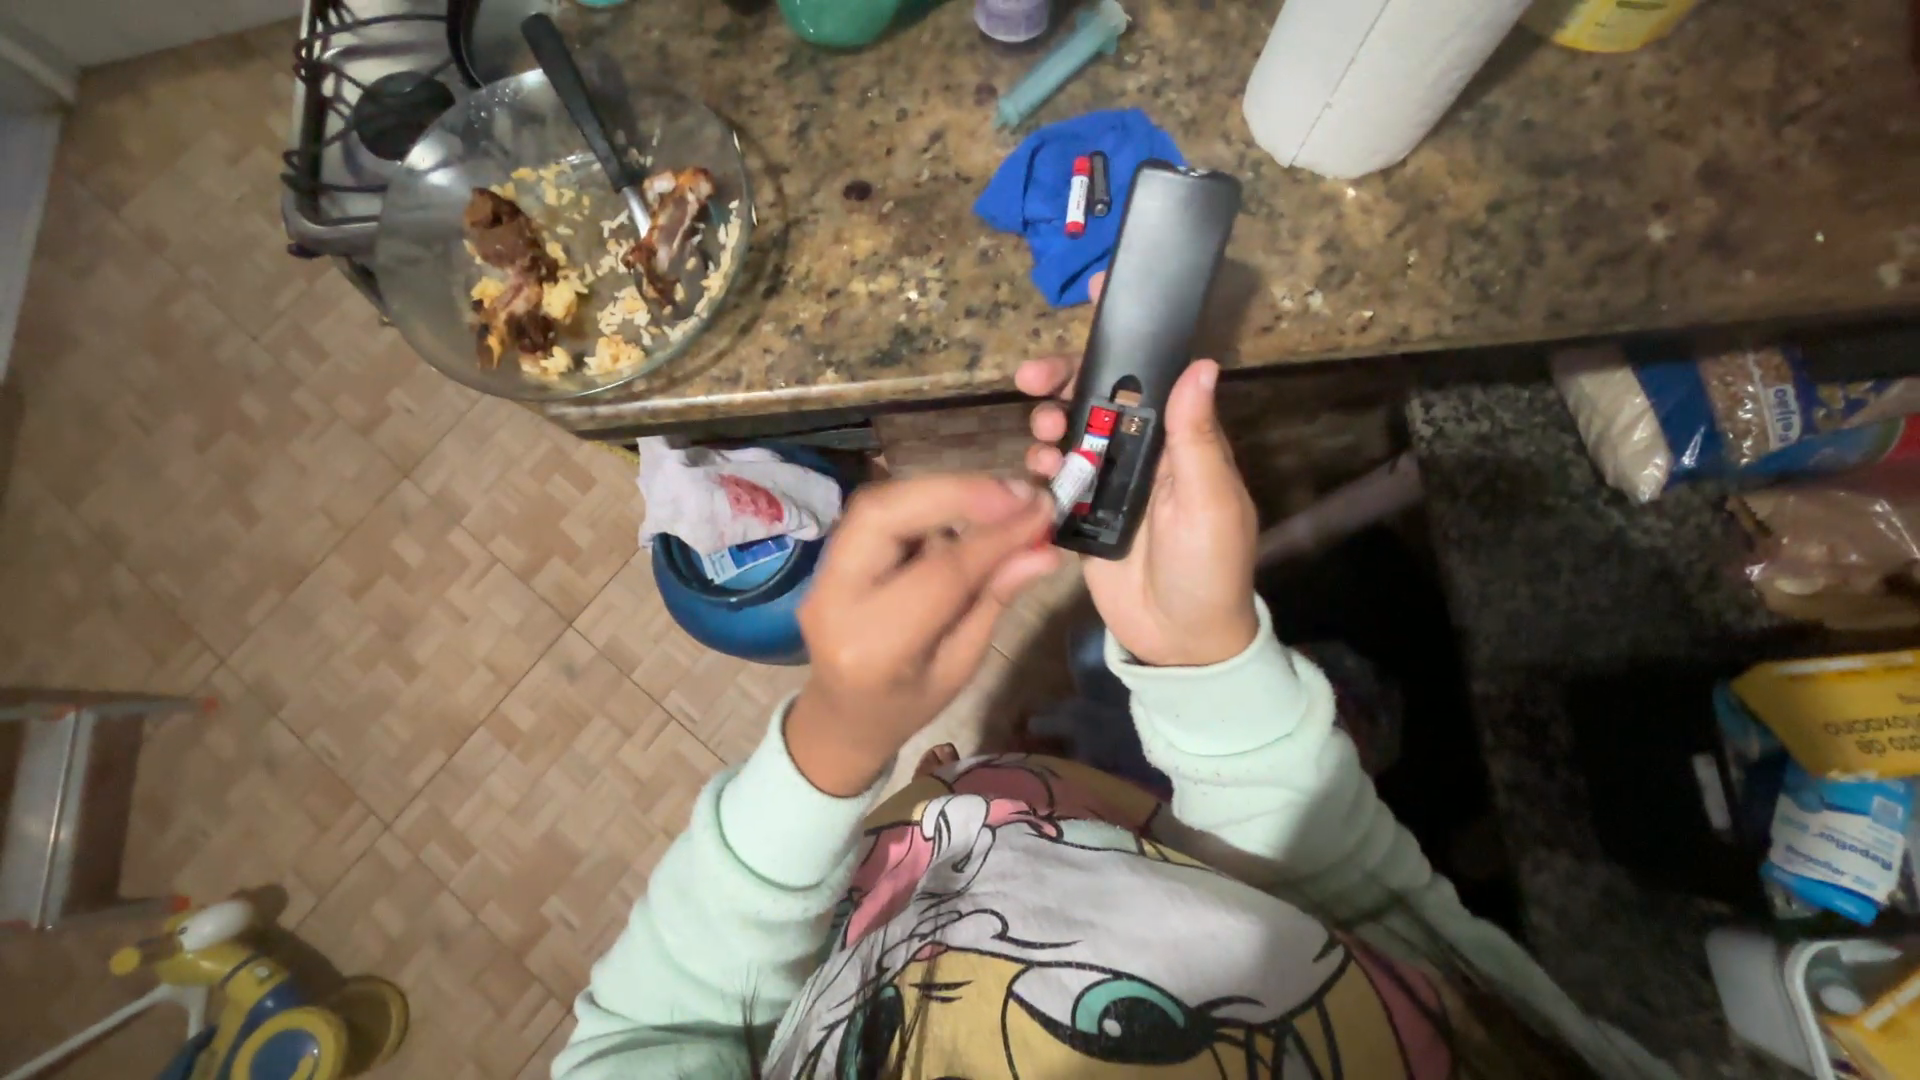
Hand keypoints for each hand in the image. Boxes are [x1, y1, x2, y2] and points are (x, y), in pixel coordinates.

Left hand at [787, 474, 1059, 794]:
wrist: (841, 718)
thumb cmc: (907, 706)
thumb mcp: (960, 666)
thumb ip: (993, 600)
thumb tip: (1045, 550)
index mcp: (874, 647)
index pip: (939, 573)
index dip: (994, 537)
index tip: (1041, 511)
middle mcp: (834, 601)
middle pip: (885, 515)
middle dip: (955, 492)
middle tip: (1016, 492)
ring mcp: (821, 576)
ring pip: (876, 504)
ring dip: (941, 491)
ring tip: (997, 498)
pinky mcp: (826, 559)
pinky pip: (875, 513)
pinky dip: (924, 502)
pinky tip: (963, 509)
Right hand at [1017, 272, 1258, 667]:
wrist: (1177, 637)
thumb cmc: (1206, 565)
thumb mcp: (1209, 499)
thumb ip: (1197, 438)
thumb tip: (1201, 363)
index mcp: (1179, 440)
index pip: (1152, 374)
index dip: (1127, 335)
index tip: (1099, 294)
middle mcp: (1142, 452)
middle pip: (1098, 398)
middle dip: (1065, 379)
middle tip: (1034, 378)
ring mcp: (1108, 482)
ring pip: (1070, 432)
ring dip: (1050, 421)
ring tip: (1042, 433)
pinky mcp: (1080, 514)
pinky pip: (1054, 477)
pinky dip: (1041, 464)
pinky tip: (1037, 467)